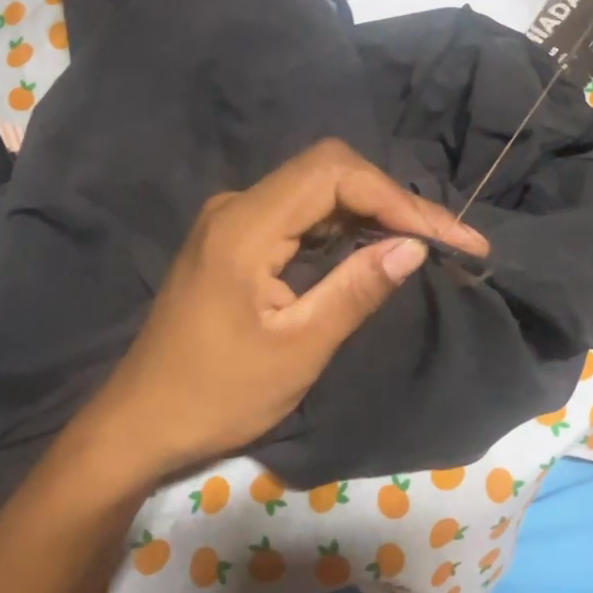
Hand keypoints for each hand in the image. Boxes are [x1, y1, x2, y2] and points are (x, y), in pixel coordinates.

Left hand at [72, 139, 488, 478]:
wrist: (143, 421)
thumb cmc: (220, 394)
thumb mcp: (298, 349)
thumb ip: (356, 290)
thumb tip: (414, 247)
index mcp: (245, 226)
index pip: (334, 173)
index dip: (399, 199)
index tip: (450, 238)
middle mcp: (236, 207)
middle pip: (328, 171)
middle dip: (394, 201)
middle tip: (449, 240)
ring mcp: (231, 221)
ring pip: (316, 190)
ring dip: (373, 211)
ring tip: (428, 243)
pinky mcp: (234, 241)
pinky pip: (299, 215)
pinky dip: (344, 227)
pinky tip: (376, 249)